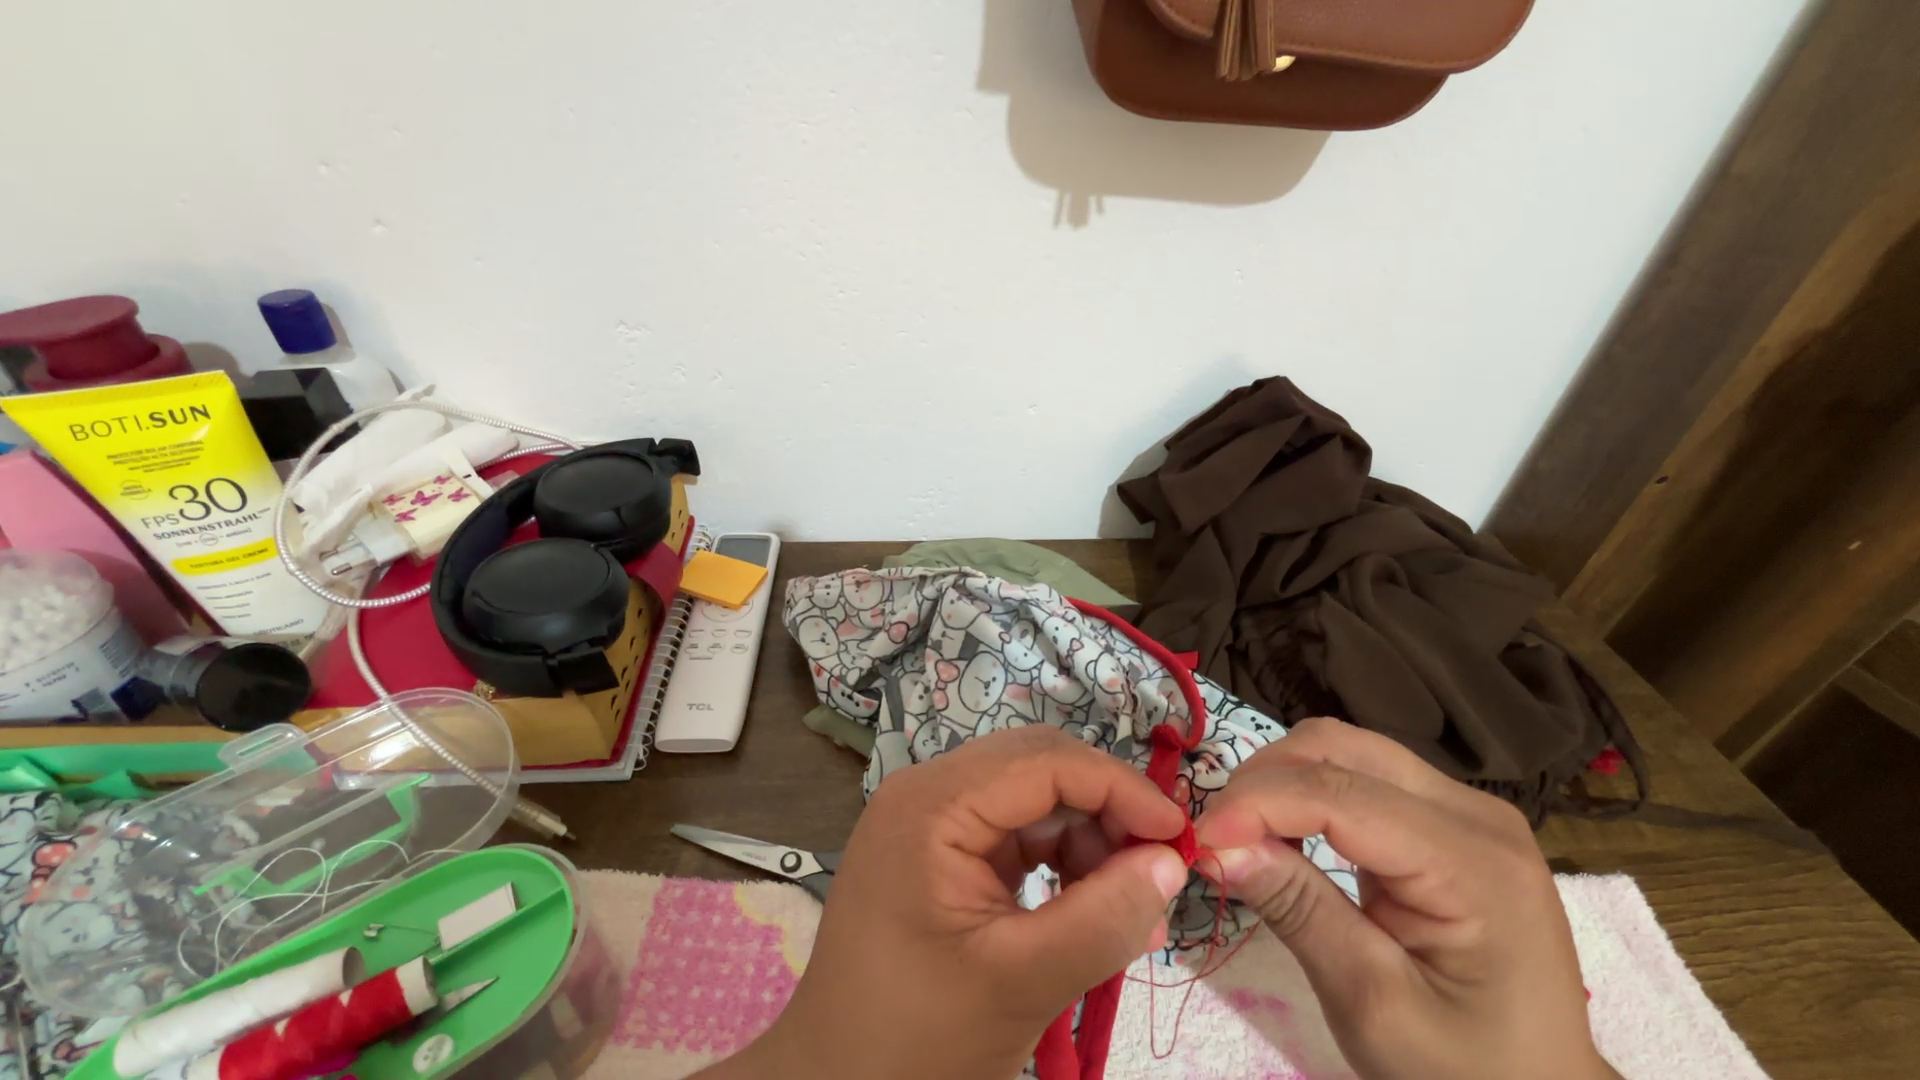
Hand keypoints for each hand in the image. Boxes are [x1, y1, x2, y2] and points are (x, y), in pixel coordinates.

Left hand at [702, 726, 1190, 1079]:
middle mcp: (927, 792)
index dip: (1120, 788)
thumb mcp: (1020, 982)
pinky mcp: (940, 853)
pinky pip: (1015, 832)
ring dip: (1088, 838)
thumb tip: (1172, 862)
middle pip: (1038, 767)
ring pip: (1032, 797)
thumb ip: (1103, 919)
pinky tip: (1088, 907)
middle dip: (1106, 809)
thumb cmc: (915, 1037)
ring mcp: (930, 821)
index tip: (1180, 838)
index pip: (1044, 760)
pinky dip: (1060, 860)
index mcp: (932, 805)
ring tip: (1127, 907)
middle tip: (1159, 867)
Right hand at [1196, 718, 1620, 1079]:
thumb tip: (1216, 845)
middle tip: (1218, 838)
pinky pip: (1359, 775)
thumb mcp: (1371, 1003)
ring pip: (1343, 749)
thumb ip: (1296, 909)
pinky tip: (1286, 835)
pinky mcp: (1447, 817)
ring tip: (1245, 836)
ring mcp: (1465, 808)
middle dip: (1264, 780)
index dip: (1256, 803)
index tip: (1196, 841)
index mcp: (1473, 864)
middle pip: (1340, 748)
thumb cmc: (1461, 1068)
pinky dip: (1305, 792)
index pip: (1340, 795)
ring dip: (1280, 781)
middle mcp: (1475, 812)